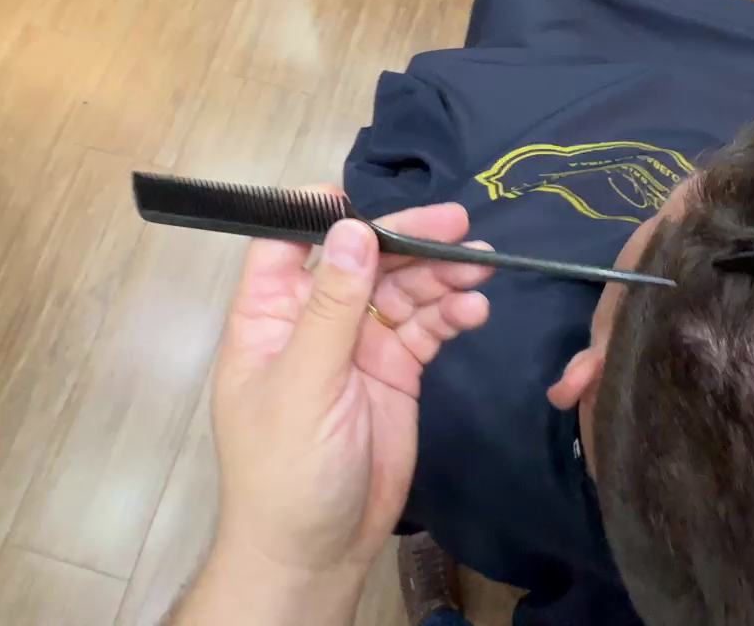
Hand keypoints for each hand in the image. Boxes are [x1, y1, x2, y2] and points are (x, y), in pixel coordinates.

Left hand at [193, 200, 491, 622]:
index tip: (366, 200)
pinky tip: (474, 309)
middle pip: (365, 257)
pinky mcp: (397, 366)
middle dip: (410, 240)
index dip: (323, 212)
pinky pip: (427, 326)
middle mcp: (318, 316)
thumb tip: (350, 228)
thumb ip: (331, 305)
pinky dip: (451, 313)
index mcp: (273, 311)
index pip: (288, 240)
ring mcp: (361, 340)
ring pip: (404, 287)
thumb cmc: (287, 468)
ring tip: (481, 269)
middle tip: (458, 225)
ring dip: (442, 275)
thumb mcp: (304, 383)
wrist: (320, 552)